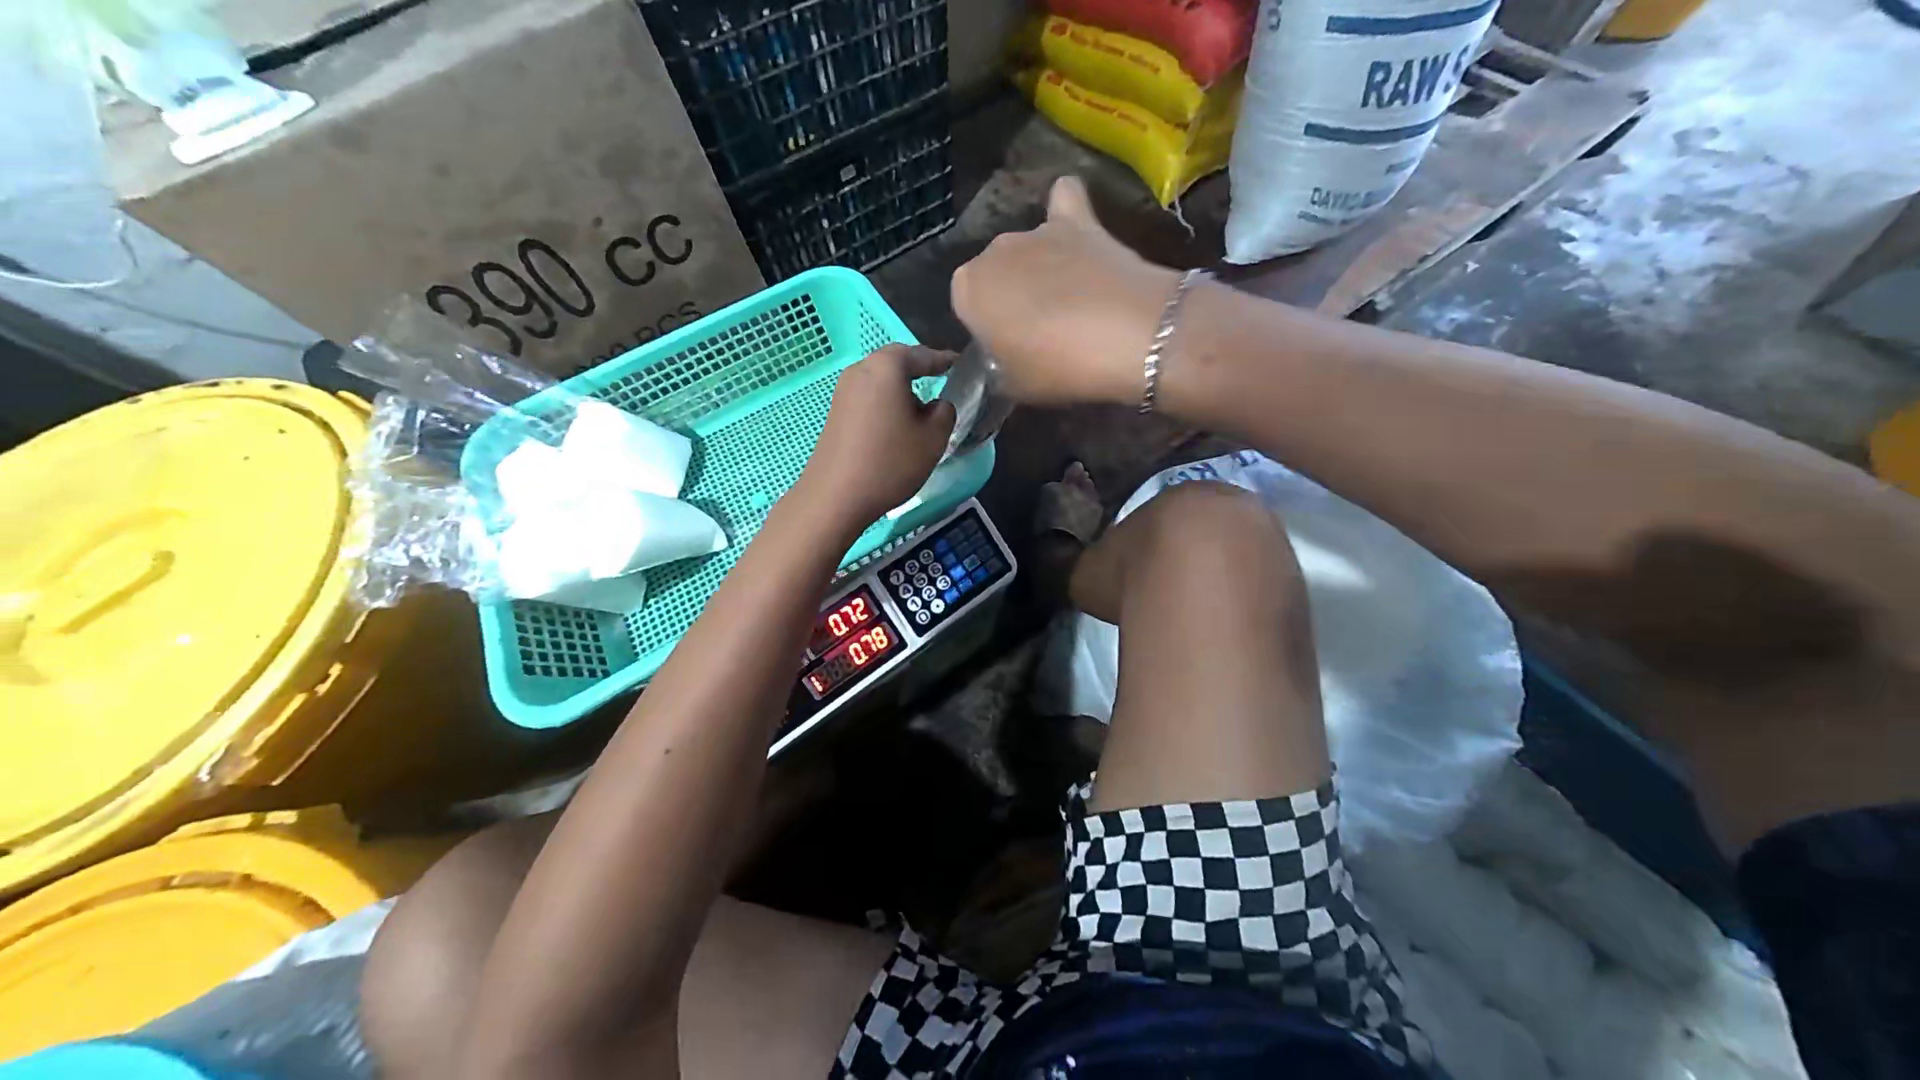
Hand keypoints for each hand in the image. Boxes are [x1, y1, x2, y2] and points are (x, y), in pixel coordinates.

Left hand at [796, 345, 956, 526]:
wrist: (836, 496)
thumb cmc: (890, 462)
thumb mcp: (934, 438)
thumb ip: (945, 412)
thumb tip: (937, 405)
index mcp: (888, 366)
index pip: (924, 355)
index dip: (945, 361)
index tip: (960, 365)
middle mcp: (862, 369)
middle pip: (898, 362)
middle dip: (920, 370)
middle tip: (942, 382)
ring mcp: (844, 390)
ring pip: (881, 380)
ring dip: (901, 389)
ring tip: (921, 410)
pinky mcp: (836, 411)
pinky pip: (869, 397)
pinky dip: (886, 403)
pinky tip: (896, 425)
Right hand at [951, 176, 1181, 406]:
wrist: (1129, 336)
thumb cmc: (1059, 367)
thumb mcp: (1014, 386)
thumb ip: (998, 366)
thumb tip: (1004, 358)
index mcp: (968, 288)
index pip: (967, 306)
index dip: (988, 328)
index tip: (1011, 348)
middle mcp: (995, 250)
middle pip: (997, 272)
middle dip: (1012, 295)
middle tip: (1042, 330)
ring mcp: (1039, 230)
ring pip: (1029, 248)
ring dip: (1040, 268)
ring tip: (1070, 299)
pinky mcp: (1082, 220)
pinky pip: (1065, 201)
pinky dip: (1066, 211)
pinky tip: (1076, 232)